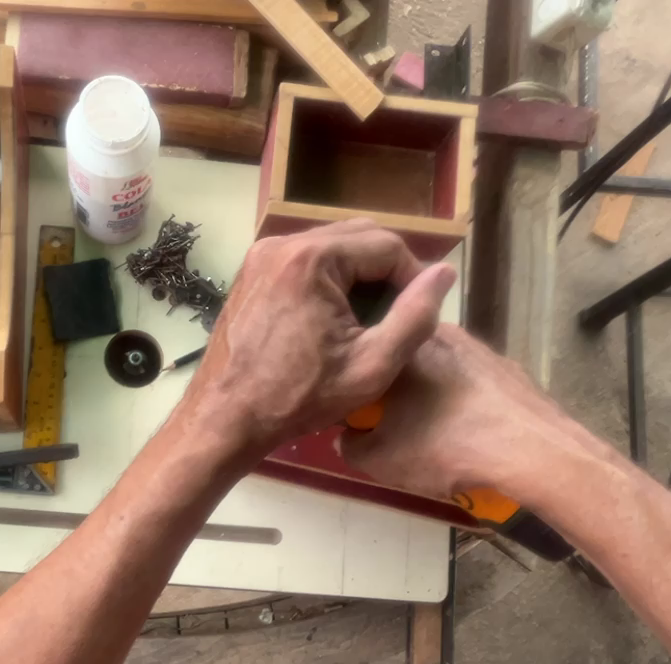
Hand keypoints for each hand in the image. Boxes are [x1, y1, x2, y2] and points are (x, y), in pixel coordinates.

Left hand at [174, 219, 455, 457]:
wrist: (225, 418)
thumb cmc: (296, 399)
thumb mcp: (371, 367)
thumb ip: (416, 317)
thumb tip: (444, 274)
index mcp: (312, 258)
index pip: (388, 245)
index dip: (413, 278)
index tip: (418, 315)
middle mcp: (281, 244)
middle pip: (358, 237)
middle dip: (385, 273)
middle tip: (394, 317)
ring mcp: (260, 257)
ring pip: (331, 248)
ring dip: (357, 276)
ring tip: (365, 322)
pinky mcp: (249, 274)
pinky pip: (303, 263)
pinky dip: (326, 282)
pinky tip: (331, 321)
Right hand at [338, 324, 604, 503]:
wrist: (532, 453)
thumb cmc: (443, 448)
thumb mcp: (378, 460)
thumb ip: (350, 446)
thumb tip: (348, 437)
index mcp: (400, 349)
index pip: (365, 361)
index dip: (356, 391)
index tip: (357, 417)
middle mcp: (438, 336)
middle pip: (401, 362)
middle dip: (393, 390)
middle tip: (391, 427)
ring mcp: (479, 349)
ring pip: (438, 370)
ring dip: (428, 395)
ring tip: (431, 433)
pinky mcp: (509, 368)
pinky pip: (471, 383)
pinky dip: (463, 403)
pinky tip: (468, 434)